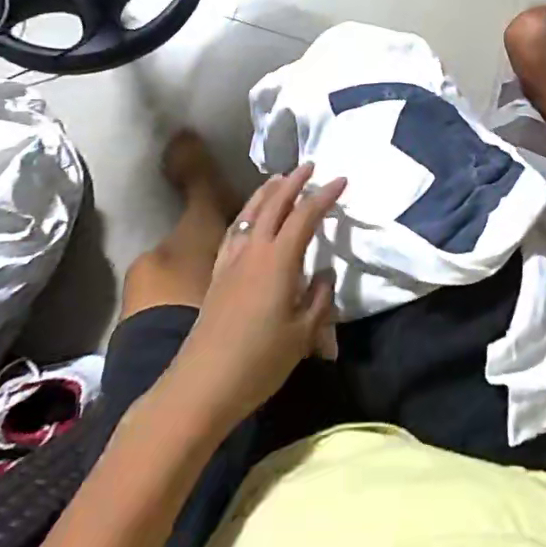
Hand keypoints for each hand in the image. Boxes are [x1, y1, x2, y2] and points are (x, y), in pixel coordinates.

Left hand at [158, 165, 344, 431]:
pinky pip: (233, 229)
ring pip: (249, 212)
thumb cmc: (260, 360)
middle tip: (309, 167)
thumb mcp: (302, 333)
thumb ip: (318, 299)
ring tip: (278, 179)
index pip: (304, 216)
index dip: (323, 196)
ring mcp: (231, 258)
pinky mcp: (217, 272)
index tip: (340, 180)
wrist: (205, 380)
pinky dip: (245, 213)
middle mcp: (253, 249)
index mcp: (278, 260)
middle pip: (273, 204)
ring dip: (266, 192)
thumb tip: (324, 273)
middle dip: (293, 182)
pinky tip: (247, 217)